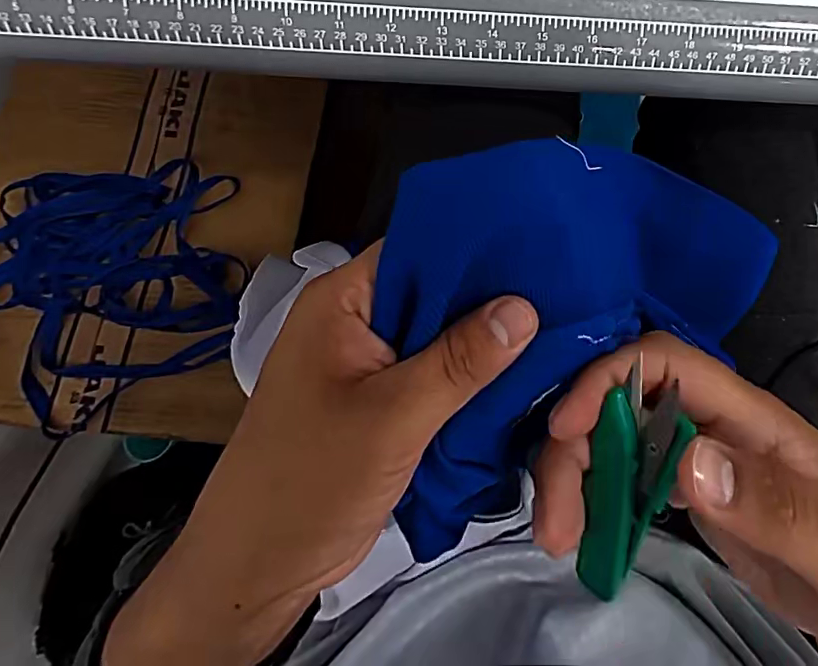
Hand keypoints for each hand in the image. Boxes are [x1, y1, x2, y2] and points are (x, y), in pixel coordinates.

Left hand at [107, 242, 539, 665]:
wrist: (257, 571)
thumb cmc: (305, 484)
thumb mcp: (389, 417)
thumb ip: (458, 361)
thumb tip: (524, 309)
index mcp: (345, 299)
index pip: (421, 247)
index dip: (478, 247)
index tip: (539, 252)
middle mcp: (360, 317)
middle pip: (439, 290)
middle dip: (493, 298)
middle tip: (560, 295)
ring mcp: (373, 358)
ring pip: (444, 332)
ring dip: (487, 340)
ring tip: (554, 329)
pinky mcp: (387, 395)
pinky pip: (441, 369)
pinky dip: (474, 374)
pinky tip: (520, 374)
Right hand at [533, 332, 817, 665]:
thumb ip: (781, 507)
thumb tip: (689, 460)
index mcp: (753, 418)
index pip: (667, 362)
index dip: (608, 378)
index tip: (564, 431)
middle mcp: (719, 425)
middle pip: (627, 399)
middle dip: (576, 442)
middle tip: (554, 521)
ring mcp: (705, 459)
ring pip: (619, 437)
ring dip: (579, 473)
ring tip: (561, 536)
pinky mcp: (695, 495)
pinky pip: (628, 477)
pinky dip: (596, 495)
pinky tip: (587, 532)